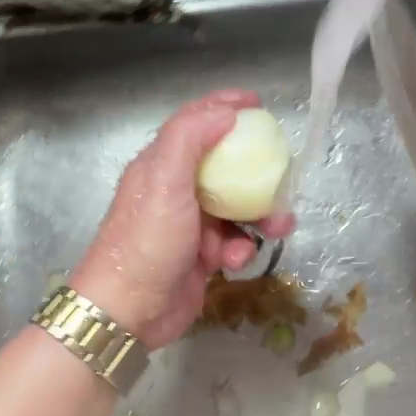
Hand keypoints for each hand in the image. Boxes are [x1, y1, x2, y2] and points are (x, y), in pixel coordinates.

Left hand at [71, 90, 293, 349]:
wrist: (129, 311)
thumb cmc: (146, 241)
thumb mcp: (163, 180)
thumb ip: (190, 138)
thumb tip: (225, 111)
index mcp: (160, 165)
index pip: (195, 125)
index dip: (224, 109)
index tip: (258, 104)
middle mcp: (175, 191)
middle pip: (226, 167)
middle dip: (258, 173)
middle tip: (286, 177)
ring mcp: (189, 226)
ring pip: (238, 208)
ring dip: (260, 217)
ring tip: (278, 228)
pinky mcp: (201, 258)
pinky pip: (234, 244)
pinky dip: (240, 251)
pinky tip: (234, 263)